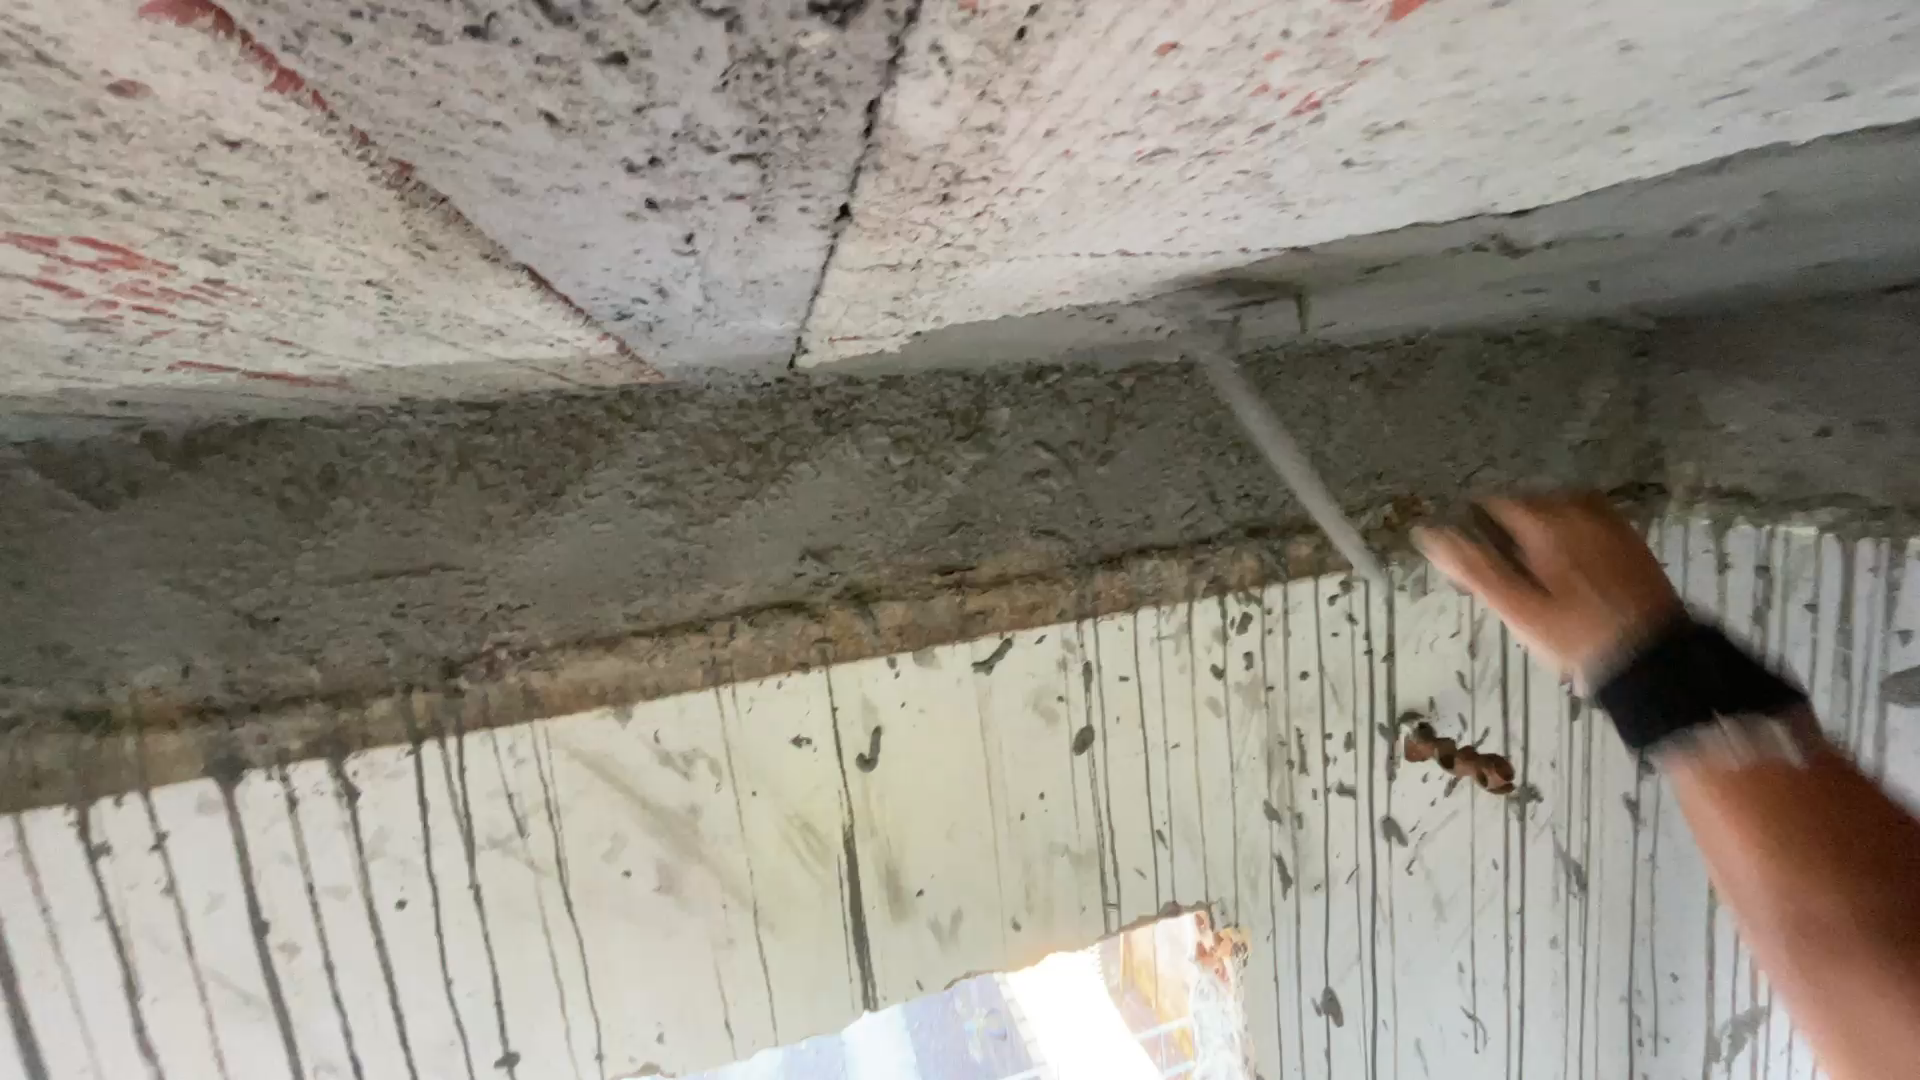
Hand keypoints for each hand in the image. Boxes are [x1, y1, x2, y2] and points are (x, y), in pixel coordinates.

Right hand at [1413, 493, 1680, 684]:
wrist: (1652, 658)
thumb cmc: (1572, 635)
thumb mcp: (1513, 606)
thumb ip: (1470, 565)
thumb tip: (1427, 533)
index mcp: (1545, 524)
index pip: (1490, 505)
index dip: (1472, 530)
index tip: (1471, 562)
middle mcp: (1578, 512)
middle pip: (1523, 505)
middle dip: (1504, 529)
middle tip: (1499, 572)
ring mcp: (1608, 523)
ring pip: (1555, 510)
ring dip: (1534, 529)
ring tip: (1529, 567)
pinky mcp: (1628, 539)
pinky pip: (1586, 520)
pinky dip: (1566, 533)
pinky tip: (1563, 564)